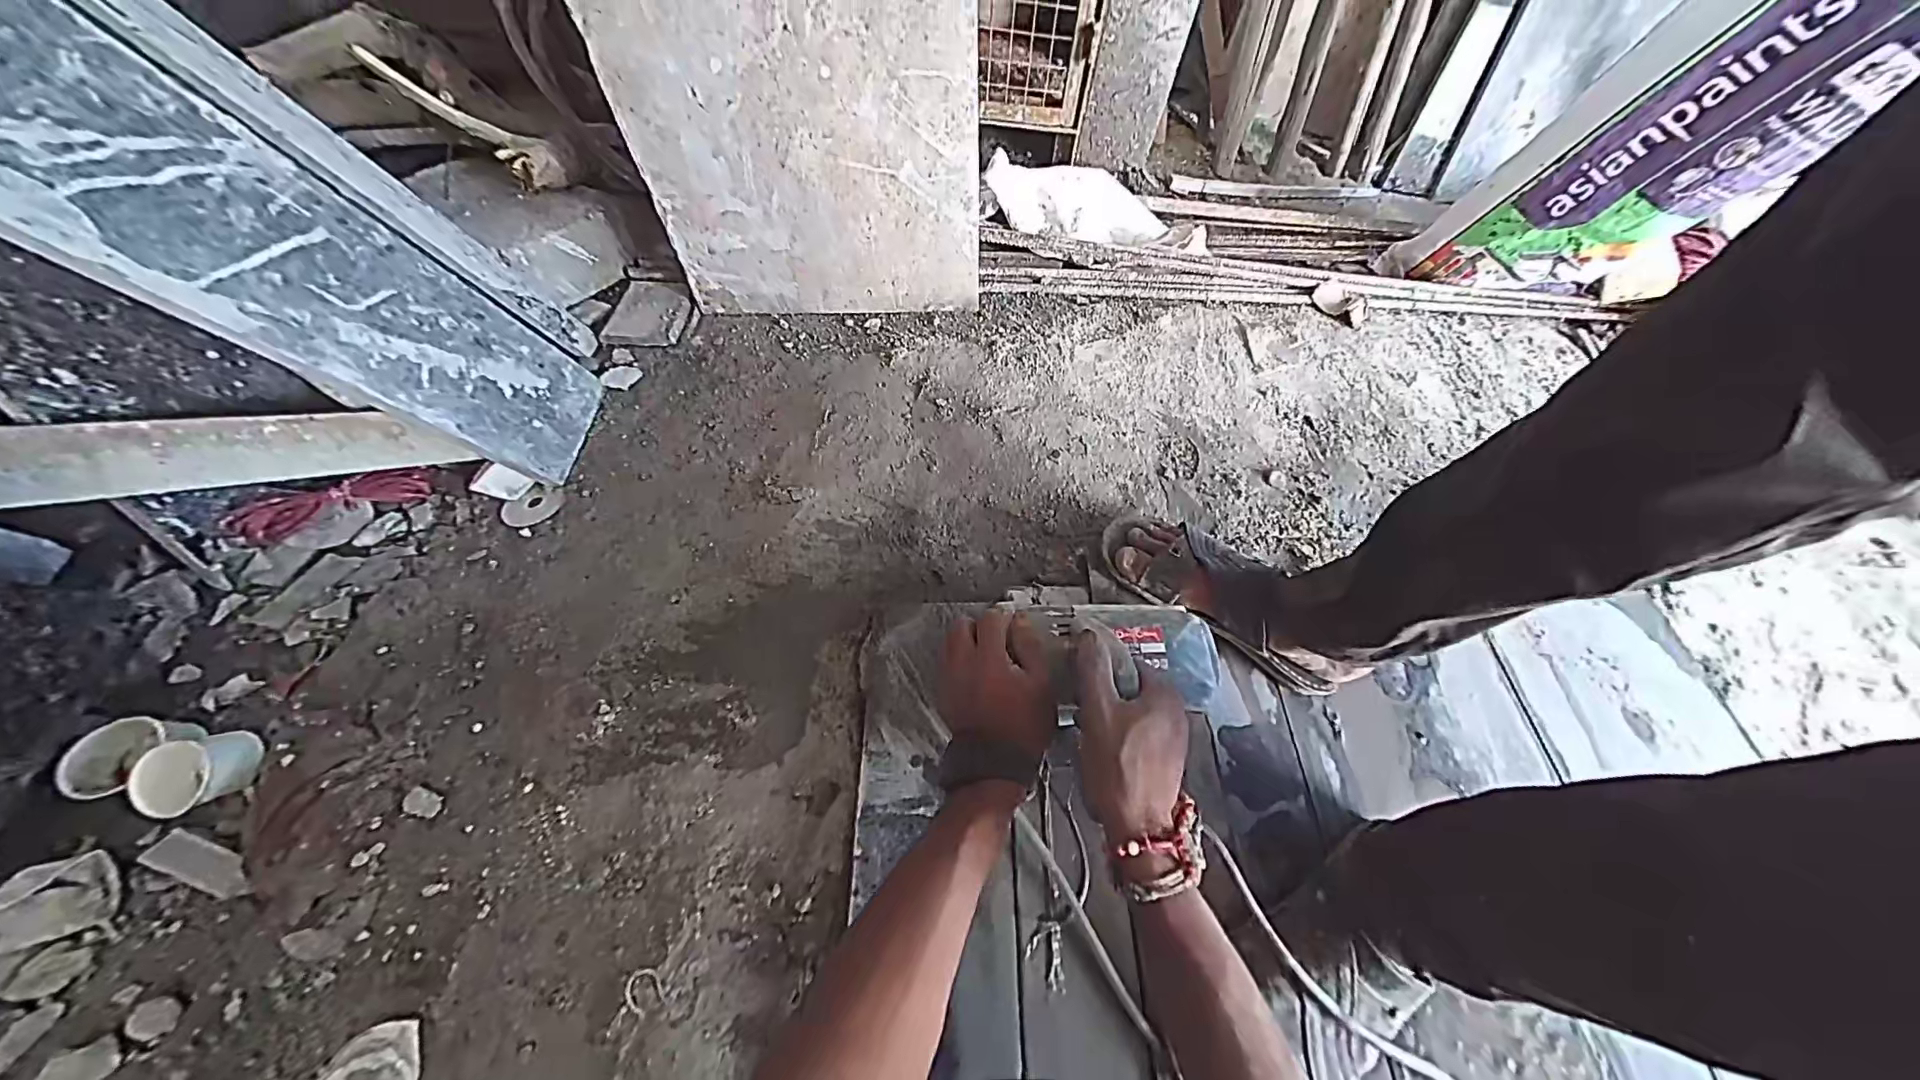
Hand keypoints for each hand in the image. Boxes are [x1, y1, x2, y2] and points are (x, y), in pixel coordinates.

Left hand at [939, 609, 1055, 759]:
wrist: (995, 763)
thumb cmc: (1022, 728)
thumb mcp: (1041, 685)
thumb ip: (1030, 649)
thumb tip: (1021, 625)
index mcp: (988, 658)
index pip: (991, 619)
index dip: (1006, 619)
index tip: (1016, 627)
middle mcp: (962, 663)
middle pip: (963, 625)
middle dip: (981, 626)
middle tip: (999, 639)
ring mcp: (949, 677)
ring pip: (951, 642)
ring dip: (968, 642)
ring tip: (988, 655)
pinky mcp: (944, 692)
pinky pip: (948, 663)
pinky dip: (960, 661)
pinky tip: (977, 673)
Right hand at [1073, 628, 1188, 838]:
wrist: (1137, 828)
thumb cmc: (1117, 769)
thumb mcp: (1098, 711)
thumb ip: (1093, 669)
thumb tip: (1089, 636)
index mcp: (1165, 693)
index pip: (1125, 661)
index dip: (1097, 664)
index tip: (1075, 674)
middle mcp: (1175, 711)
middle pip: (1128, 686)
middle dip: (1101, 691)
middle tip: (1076, 702)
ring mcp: (1172, 737)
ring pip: (1131, 710)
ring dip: (1107, 712)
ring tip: (1084, 726)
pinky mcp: (1164, 759)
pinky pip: (1135, 732)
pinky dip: (1117, 732)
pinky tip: (1099, 746)